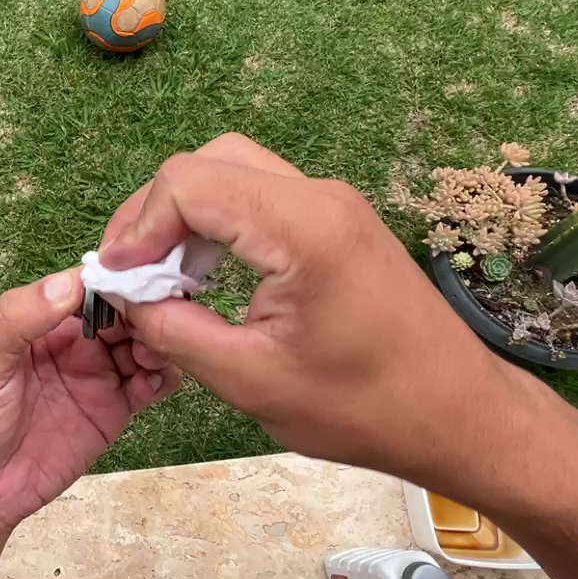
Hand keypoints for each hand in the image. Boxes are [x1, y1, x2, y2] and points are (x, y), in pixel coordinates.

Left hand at [0, 269, 182, 535]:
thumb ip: (19, 318)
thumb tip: (70, 283)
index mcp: (40, 320)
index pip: (85, 287)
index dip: (113, 280)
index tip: (138, 278)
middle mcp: (73, 343)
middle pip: (121, 312)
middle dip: (142, 310)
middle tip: (155, 318)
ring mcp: (95, 376)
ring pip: (141, 344)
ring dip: (156, 340)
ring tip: (151, 353)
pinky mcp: (112, 412)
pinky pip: (147, 385)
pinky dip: (161, 376)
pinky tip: (152, 381)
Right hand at [97, 133, 562, 497]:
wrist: (461, 415)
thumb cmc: (365, 408)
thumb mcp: (251, 381)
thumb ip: (173, 330)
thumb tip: (124, 296)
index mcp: (303, 228)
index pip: (190, 184)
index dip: (138, 226)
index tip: (116, 278)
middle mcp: (318, 196)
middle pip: (207, 162)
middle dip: (153, 211)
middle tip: (128, 268)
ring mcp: (330, 202)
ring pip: (229, 169)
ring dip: (181, 213)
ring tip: (157, 270)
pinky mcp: (333, 219)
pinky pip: (254, 195)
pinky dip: (213, 221)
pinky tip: (202, 269)